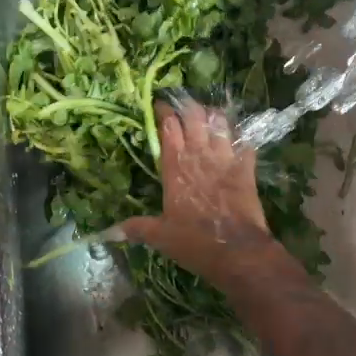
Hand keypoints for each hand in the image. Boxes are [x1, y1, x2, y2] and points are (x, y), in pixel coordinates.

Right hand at [119, 99, 286, 291]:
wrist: (237, 251)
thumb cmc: (195, 241)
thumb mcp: (161, 236)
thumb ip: (136, 227)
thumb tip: (109, 232)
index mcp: (175, 165)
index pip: (168, 125)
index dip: (164, 111)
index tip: (160, 104)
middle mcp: (199, 154)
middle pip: (194, 115)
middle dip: (188, 105)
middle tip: (183, 104)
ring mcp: (225, 158)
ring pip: (219, 122)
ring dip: (214, 116)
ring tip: (209, 115)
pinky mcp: (246, 168)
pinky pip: (245, 142)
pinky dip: (241, 135)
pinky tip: (237, 135)